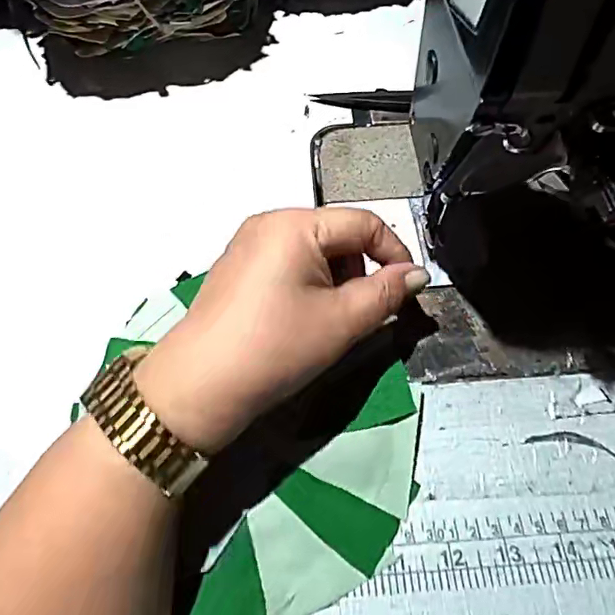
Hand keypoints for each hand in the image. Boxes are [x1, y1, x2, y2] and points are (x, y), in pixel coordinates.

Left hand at [133, 209, 428, 452]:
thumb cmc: (274, 348)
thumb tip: (417, 275)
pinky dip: (312, 283)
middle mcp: (271, 222)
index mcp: (295, 224)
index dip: (395, 253)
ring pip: (318, 249)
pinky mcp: (240, 266)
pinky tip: (306, 318)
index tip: (408, 288)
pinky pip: (292, 261)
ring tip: (333, 320)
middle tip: (366, 311)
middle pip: (340, 233)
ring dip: (339, 278)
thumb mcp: (343, 321)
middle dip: (363, 269)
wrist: (196, 391)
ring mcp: (250, 243)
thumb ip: (387, 292)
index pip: (365, 222)